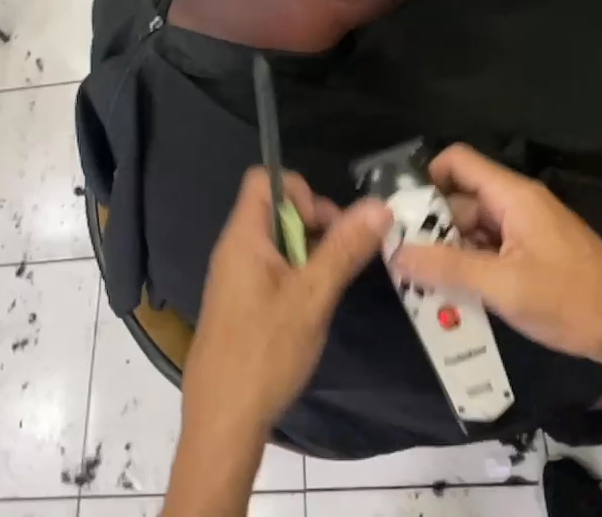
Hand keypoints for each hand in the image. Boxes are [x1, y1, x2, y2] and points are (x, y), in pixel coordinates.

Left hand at [182, 167, 390, 434]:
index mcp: (243, 237)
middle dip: (315, 223)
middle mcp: (234, 249)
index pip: (264, 179)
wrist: (222, 421)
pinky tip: (313, 307)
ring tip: (330, 286)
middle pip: (276, 209)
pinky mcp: (240, 304)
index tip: (327, 226)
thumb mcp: (313, 297)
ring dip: (310, 253)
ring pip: (278, 243)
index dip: (300, 190)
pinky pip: (272, 269)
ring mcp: (234, 278)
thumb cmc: (264, 353)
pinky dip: (297, 276)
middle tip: (342, 258)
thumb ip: (344, 248)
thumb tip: (379, 205)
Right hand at [389, 144, 601, 369]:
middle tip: (402, 259)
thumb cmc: (570, 302)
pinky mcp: (536, 251)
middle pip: (461, 198)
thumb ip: (446, 268)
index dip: (424, 178)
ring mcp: (529, 228)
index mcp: (513, 196)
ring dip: (450, 250)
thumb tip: (395, 253)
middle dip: (431, 225)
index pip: (457, 161)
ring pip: (474, 226)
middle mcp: (519, 203)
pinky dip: (472, 263)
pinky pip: (492, 246)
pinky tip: (457, 293)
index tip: (398, 214)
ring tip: (422, 282)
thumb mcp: (502, 287)